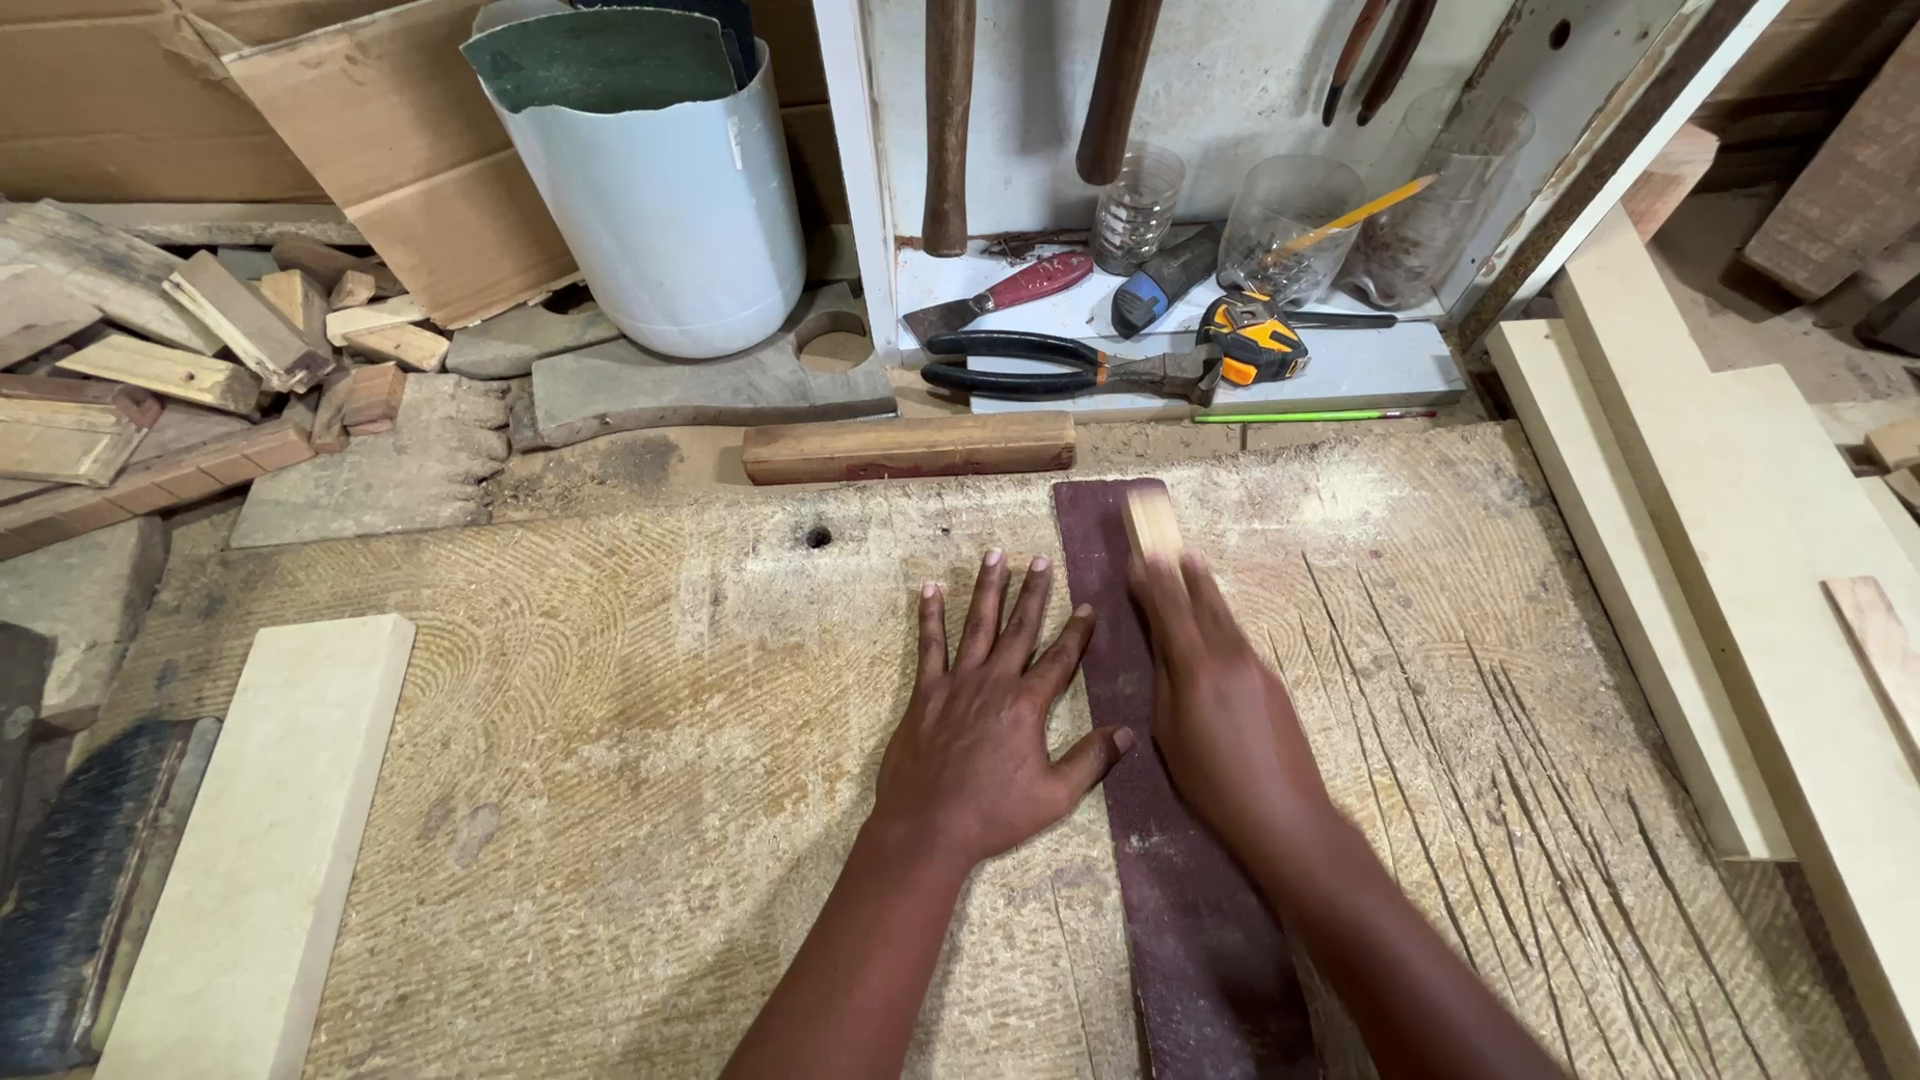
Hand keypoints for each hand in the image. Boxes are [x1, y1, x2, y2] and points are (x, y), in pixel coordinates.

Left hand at [871, 548, 1135, 868]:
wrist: (928, 825)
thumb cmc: (993, 814)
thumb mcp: (1054, 796)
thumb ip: (1091, 760)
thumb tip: (1127, 734)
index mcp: (1027, 705)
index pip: (1060, 658)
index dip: (1077, 631)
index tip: (1087, 605)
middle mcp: (994, 683)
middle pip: (1019, 628)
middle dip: (1033, 592)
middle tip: (1040, 559)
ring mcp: (956, 683)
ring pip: (976, 624)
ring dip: (987, 588)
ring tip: (995, 555)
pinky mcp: (925, 692)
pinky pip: (929, 645)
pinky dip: (930, 616)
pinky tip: (930, 588)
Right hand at [1128, 551, 1332, 857]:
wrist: (1284, 812)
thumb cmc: (1211, 782)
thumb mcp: (1170, 732)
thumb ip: (1166, 682)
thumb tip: (1164, 647)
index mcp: (1197, 669)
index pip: (1169, 612)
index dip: (1152, 584)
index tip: (1138, 559)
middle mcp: (1229, 656)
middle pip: (1202, 603)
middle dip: (1182, 575)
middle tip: (1168, 548)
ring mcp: (1256, 666)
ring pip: (1225, 617)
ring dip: (1205, 590)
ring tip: (1192, 564)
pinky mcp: (1272, 681)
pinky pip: (1238, 638)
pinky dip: (1220, 620)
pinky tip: (1213, 619)